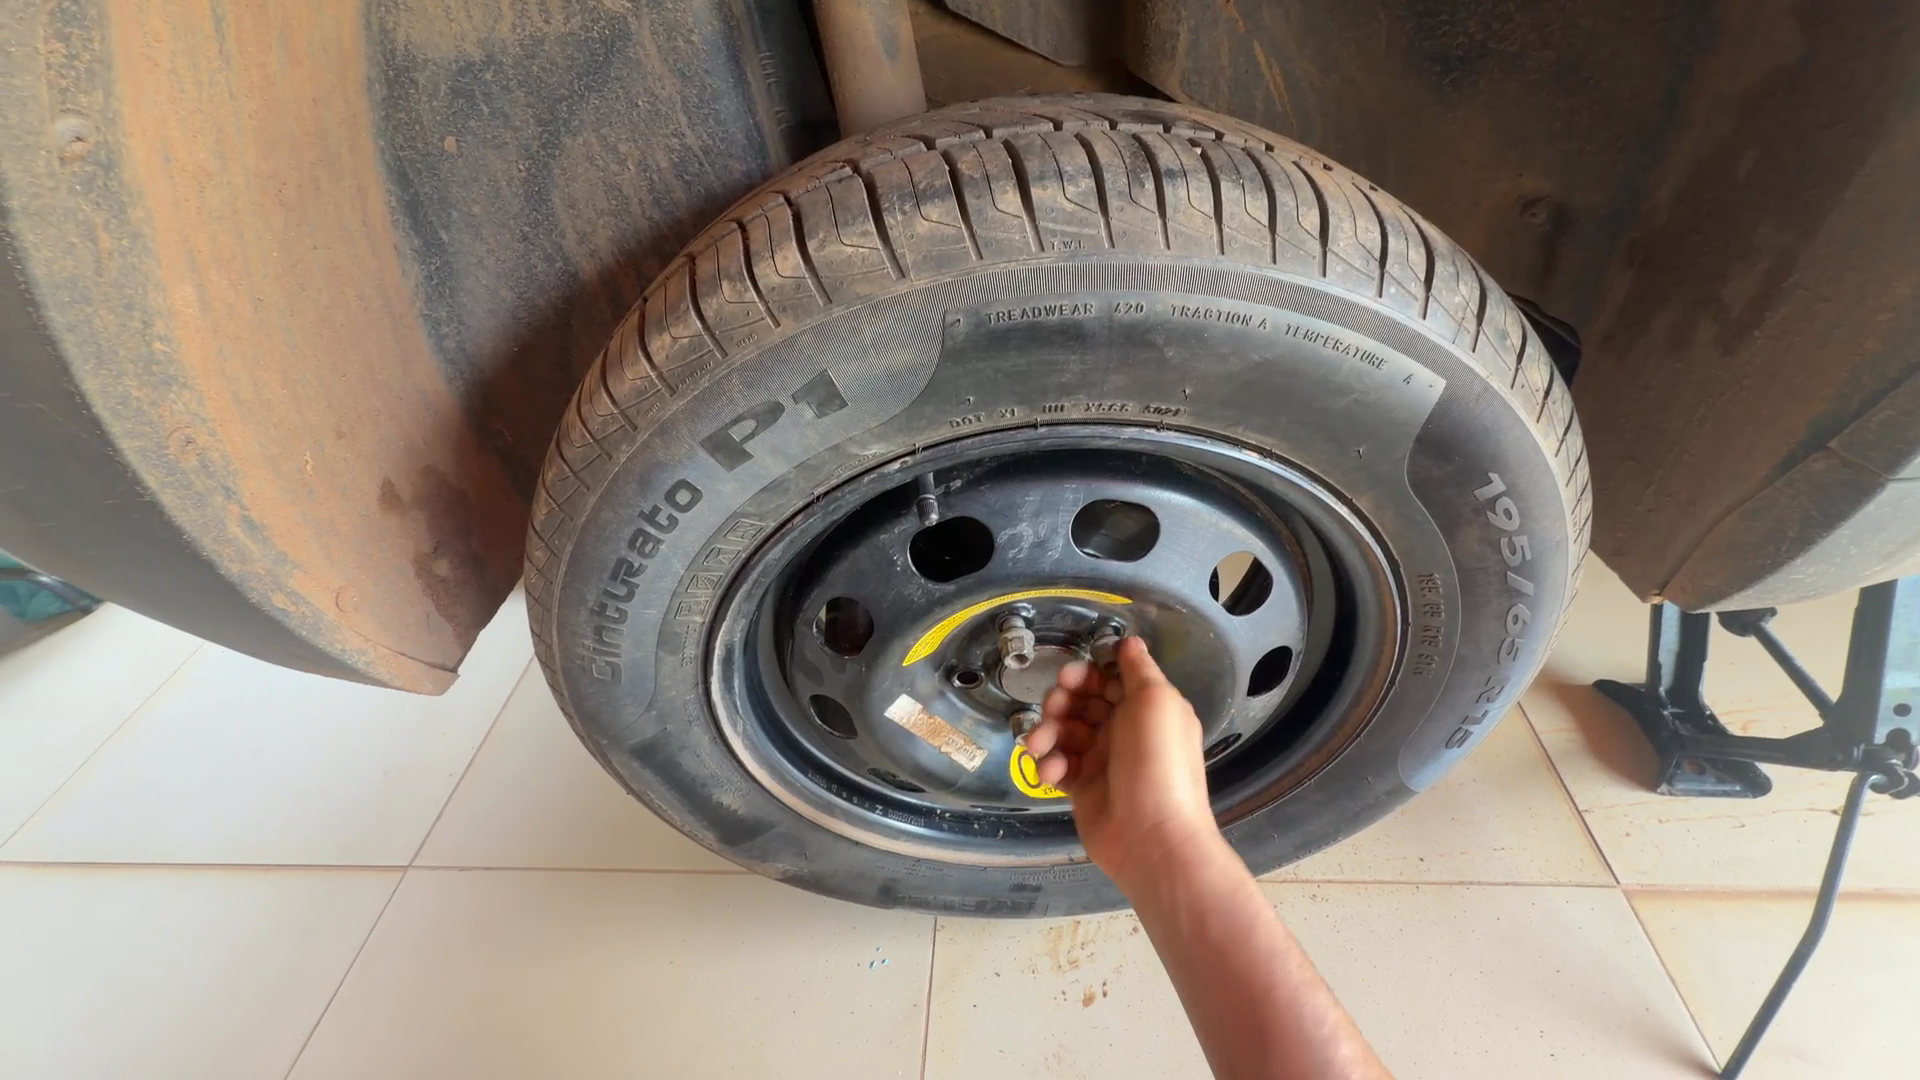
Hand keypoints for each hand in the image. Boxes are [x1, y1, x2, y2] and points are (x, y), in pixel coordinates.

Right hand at [1023, 637, 1222, 891]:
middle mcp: (1123, 730)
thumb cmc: (1157, 763)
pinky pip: (1057, 764)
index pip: (1108, 679)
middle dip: (1061, 700)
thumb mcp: (1156, 702)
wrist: (1152, 838)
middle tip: (1054, 708)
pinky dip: (1049, 764)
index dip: (1085, 673)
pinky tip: (1051, 774)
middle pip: (1081, 702)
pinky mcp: (1081, 787)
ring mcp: (1101, 760)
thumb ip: (1138, 669)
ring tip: (1040, 745)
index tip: (1069, 676)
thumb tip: (1130, 640)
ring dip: (1047, 732)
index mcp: (1145, 708)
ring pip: (1063, 732)